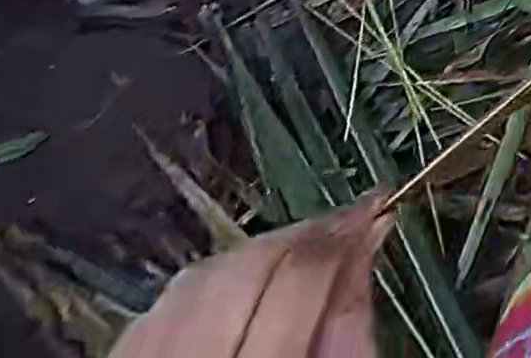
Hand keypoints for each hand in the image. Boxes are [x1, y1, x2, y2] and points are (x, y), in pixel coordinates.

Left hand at [110, 195, 391, 357]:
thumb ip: (352, 322)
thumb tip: (369, 239)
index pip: (303, 274)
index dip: (345, 229)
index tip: (376, 209)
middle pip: (244, 268)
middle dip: (303, 235)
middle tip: (344, 228)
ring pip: (195, 280)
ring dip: (257, 254)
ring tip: (299, 258)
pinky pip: (155, 314)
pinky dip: (207, 286)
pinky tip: (242, 294)